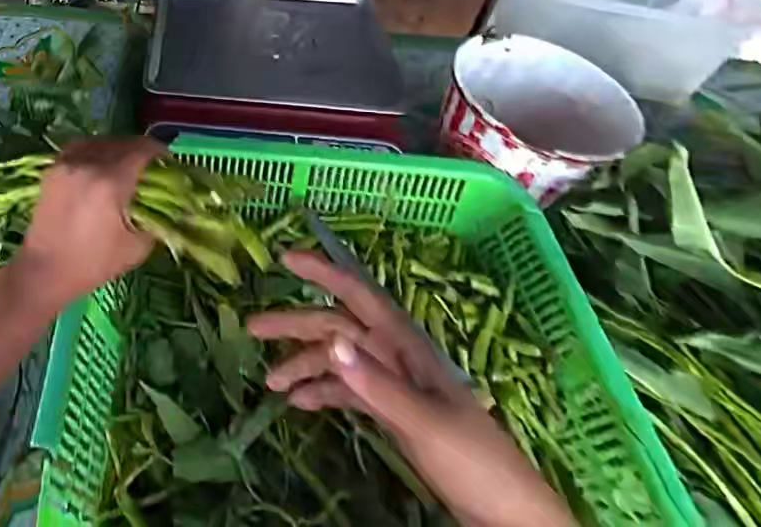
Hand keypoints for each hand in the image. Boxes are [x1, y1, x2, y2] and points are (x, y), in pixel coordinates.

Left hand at [11, 137, 159, 306]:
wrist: (42, 274)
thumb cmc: (92, 264)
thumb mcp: (136, 248)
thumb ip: (158, 220)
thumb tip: (174, 205)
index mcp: (111, 182)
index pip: (143, 150)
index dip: (161, 152)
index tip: (169, 162)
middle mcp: (89, 164)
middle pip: (124, 142)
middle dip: (142, 150)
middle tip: (152, 165)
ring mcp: (68, 163)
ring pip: (102, 141)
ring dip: (119, 147)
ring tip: (126, 162)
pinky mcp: (53, 169)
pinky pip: (81, 147)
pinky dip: (95, 149)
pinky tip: (100, 162)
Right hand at [248, 250, 577, 526]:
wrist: (506, 511)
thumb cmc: (472, 458)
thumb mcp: (423, 422)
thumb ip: (377, 384)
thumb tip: (331, 343)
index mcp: (406, 344)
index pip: (358, 294)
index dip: (324, 272)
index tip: (287, 258)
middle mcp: (395, 354)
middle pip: (339, 327)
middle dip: (297, 324)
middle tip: (253, 327)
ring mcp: (394, 382)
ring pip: (340, 360)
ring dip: (305, 364)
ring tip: (269, 380)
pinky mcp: (392, 410)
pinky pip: (349, 391)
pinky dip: (323, 393)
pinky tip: (299, 402)